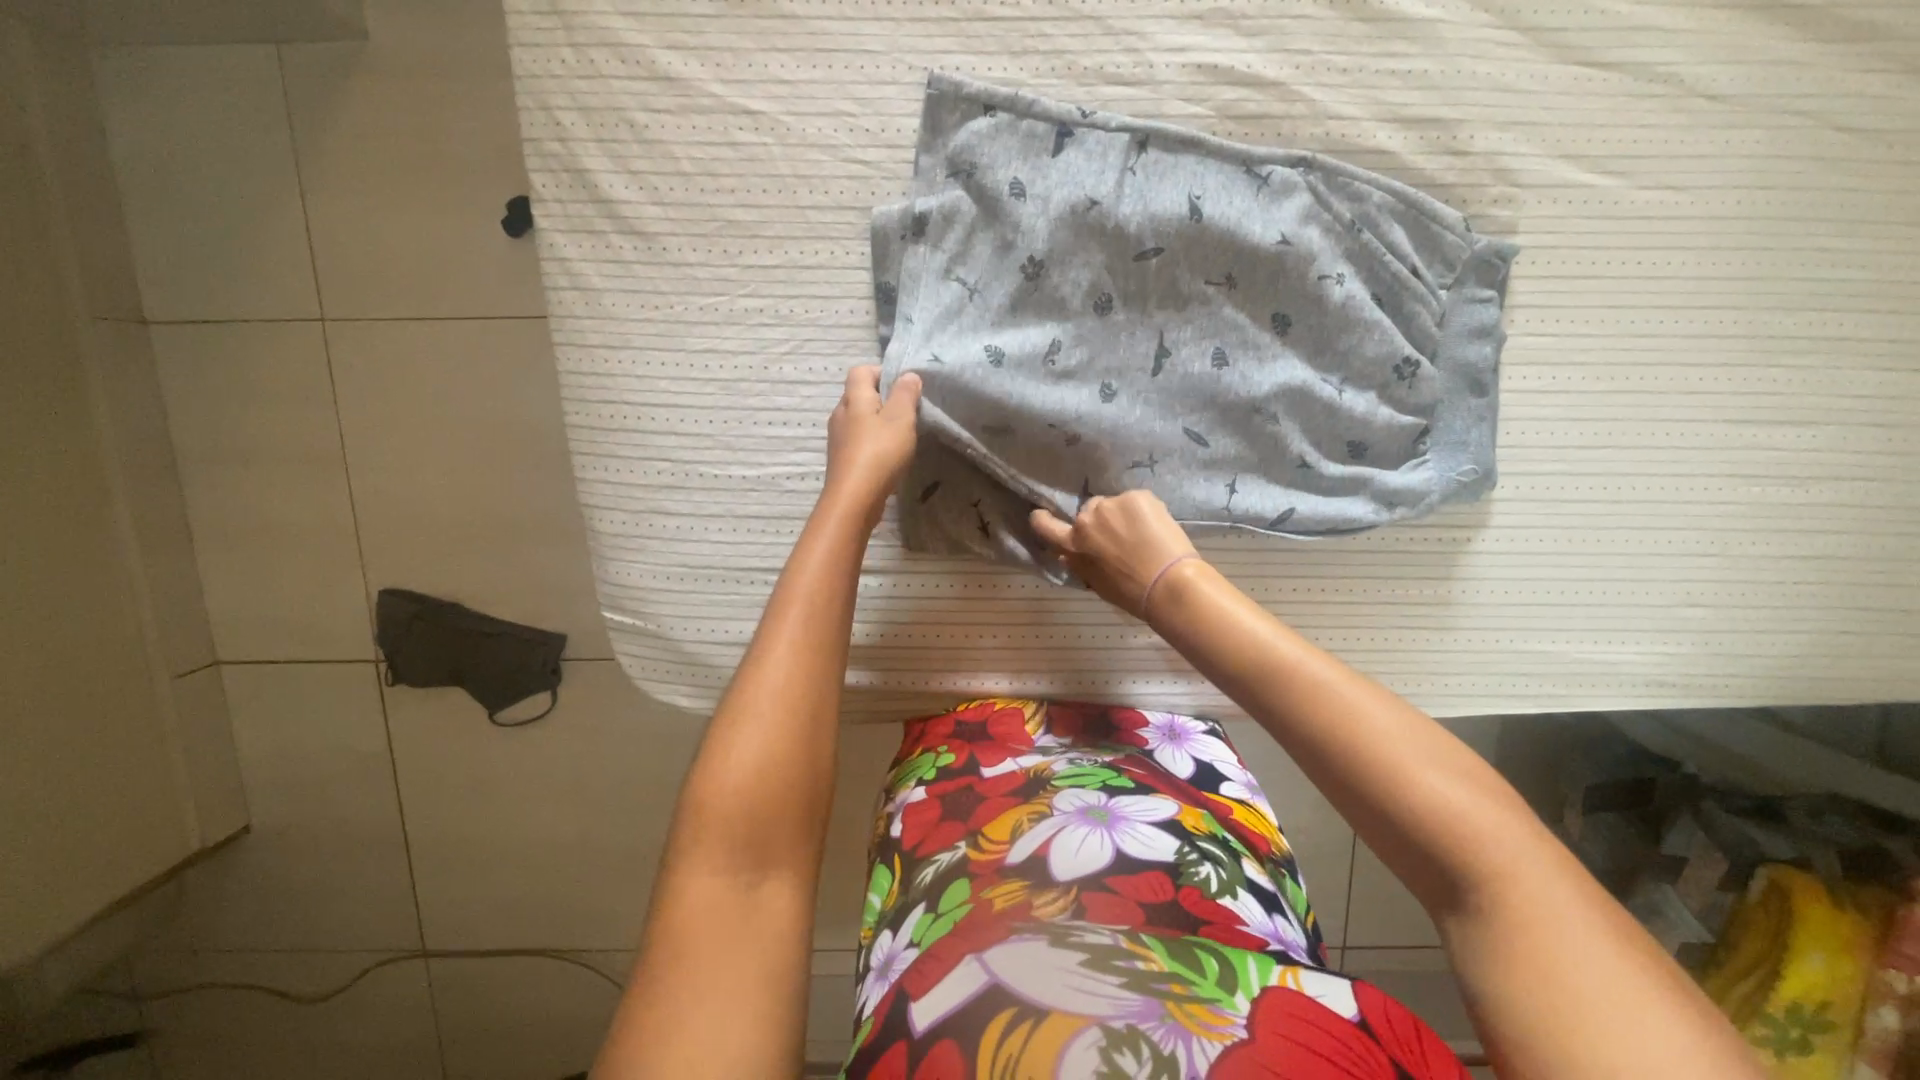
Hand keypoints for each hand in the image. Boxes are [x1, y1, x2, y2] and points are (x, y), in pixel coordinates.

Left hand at [824, 365, 921, 527]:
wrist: (854, 499)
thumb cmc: (879, 453)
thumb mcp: (900, 419)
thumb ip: (905, 394)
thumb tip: (908, 375)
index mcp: (853, 399)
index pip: (860, 371)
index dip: (881, 372)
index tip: (904, 387)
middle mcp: (840, 414)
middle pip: (858, 395)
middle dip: (882, 398)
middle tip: (906, 412)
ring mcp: (838, 438)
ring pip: (858, 420)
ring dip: (877, 422)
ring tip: (899, 435)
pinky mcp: (841, 460)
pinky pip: (857, 441)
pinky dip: (872, 442)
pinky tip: (887, 457)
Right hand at [1030, 491, 1201, 620]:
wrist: (1170, 583)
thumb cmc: (1130, 592)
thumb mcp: (1096, 583)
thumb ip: (1078, 565)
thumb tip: (1066, 555)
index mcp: (1074, 543)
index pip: (1045, 525)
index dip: (1042, 519)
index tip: (1043, 515)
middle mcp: (1088, 518)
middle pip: (1087, 512)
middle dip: (1098, 522)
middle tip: (1117, 539)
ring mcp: (1114, 504)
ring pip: (1112, 505)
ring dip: (1120, 515)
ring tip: (1140, 535)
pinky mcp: (1138, 496)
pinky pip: (1134, 501)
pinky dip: (1141, 512)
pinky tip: (1154, 528)